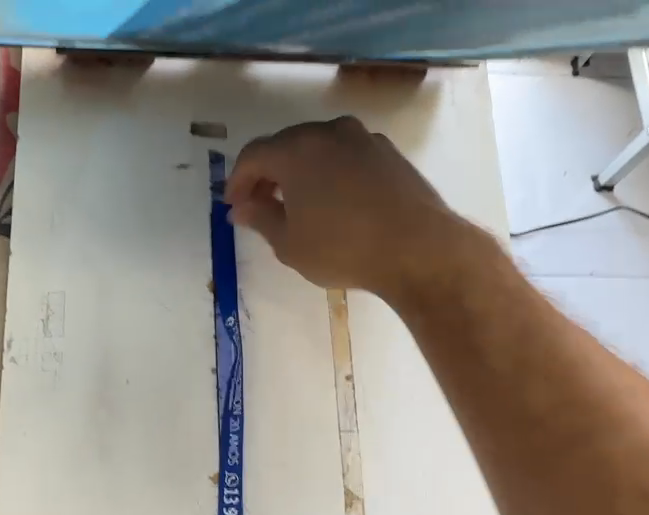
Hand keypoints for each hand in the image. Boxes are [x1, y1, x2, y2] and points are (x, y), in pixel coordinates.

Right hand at [225, 116, 492, 302]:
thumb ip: (260, 218)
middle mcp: (328, 132)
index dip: (237, 181)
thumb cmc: (341, 248)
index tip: (233, 206)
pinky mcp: (387, 151)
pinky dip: (328, 172)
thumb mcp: (288, 243)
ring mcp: (362, 138)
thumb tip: (241, 208)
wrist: (415, 247)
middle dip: (268, 174)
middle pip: (285, 145)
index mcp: (296, 151)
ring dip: (299, 171)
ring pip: (317, 148)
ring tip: (296, 205)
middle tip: (260, 205)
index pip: (253, 155)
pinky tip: (332, 202)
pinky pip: (344, 155)